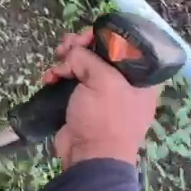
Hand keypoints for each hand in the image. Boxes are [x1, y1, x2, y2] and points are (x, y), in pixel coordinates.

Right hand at [39, 28, 162, 168]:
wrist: (90, 155)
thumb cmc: (105, 118)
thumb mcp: (104, 81)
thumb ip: (87, 59)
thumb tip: (70, 56)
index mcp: (141, 78)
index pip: (124, 44)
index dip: (103, 36)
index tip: (84, 39)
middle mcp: (124, 82)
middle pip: (100, 51)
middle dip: (79, 46)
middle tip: (64, 48)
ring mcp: (102, 92)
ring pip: (82, 62)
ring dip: (65, 59)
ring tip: (55, 63)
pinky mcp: (83, 100)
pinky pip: (70, 78)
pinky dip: (58, 74)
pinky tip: (48, 78)